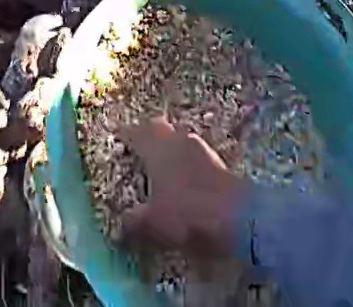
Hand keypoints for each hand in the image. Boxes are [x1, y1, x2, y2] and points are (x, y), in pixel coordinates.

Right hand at [118, 117, 243, 256]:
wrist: (236, 215)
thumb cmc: (186, 213)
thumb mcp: (151, 223)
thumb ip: (133, 221)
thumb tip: (121, 224)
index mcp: (157, 147)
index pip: (136, 132)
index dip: (125, 135)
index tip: (117, 138)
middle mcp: (177, 139)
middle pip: (159, 129)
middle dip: (147, 136)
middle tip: (137, 151)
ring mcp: (199, 147)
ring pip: (178, 140)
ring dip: (168, 149)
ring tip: (159, 169)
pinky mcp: (216, 159)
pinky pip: (193, 154)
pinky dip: (184, 163)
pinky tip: (182, 181)